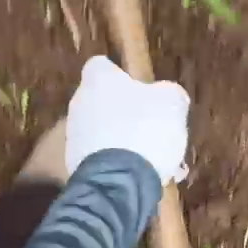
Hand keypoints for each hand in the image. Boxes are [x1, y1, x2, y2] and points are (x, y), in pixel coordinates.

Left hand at [64, 56, 190, 183]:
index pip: (102, 66)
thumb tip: (167, 96)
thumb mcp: (172, 103)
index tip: (140, 88)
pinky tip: (144, 177)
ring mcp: (75, 136)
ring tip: (157, 161)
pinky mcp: (76, 165)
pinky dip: (121, 165)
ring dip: (127, 143)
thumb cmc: (145, 130)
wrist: (119, 181)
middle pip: (104, 102)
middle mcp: (80, 104)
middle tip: (155, 128)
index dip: (121, 75)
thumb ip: (169, 93)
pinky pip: (104, 159)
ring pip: (106, 134)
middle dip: (128, 114)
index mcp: (98, 81)